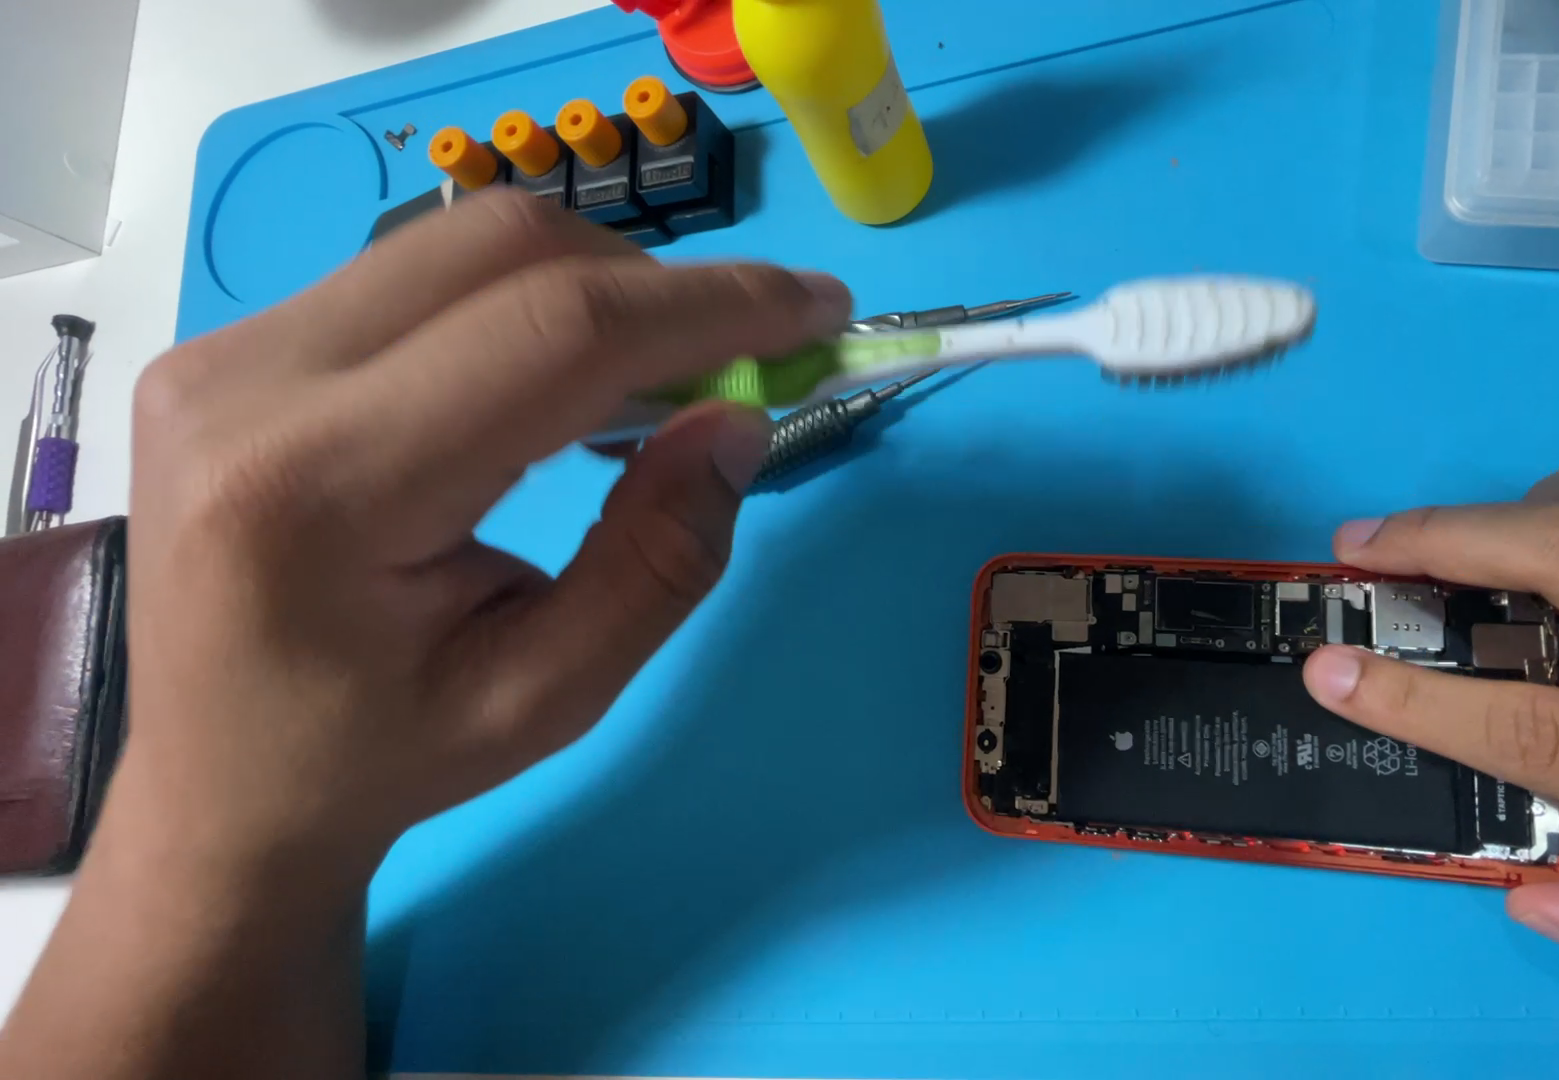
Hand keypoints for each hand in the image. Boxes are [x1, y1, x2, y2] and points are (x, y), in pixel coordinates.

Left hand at [117, 188, 849, 881]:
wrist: (225, 781)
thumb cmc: (395, 753)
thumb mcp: (561, 692)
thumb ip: (662, 558)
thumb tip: (737, 422)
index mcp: (326, 492)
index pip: (558, 336)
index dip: (713, 306)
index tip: (819, 308)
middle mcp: (254, 382)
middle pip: (513, 253)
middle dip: (670, 288)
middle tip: (755, 354)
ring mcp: (233, 346)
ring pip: (474, 244)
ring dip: (613, 289)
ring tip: (673, 374)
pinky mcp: (247, 341)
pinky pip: (435, 274)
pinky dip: (549, 301)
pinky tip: (583, 377)